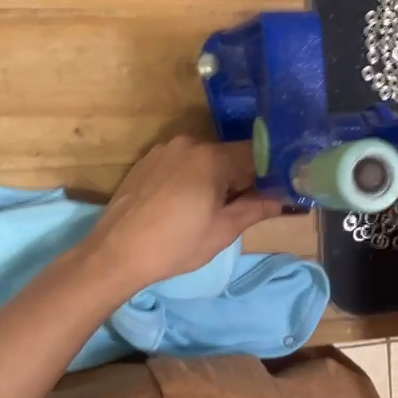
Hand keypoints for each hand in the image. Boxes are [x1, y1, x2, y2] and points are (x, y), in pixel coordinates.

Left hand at [86, 136, 283, 293]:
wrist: (117, 253)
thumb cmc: (176, 244)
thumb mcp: (223, 231)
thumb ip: (256, 209)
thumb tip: (281, 199)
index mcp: (212, 157)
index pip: (255, 153)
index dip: (268, 172)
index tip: (273, 192)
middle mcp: (188, 144)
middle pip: (228, 155)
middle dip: (240, 177)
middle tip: (244, 207)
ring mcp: (163, 151)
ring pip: (202, 160)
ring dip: (214, 179)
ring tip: (211, 210)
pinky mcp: (146, 162)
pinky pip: (180, 164)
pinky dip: (190, 178)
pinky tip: (184, 205)